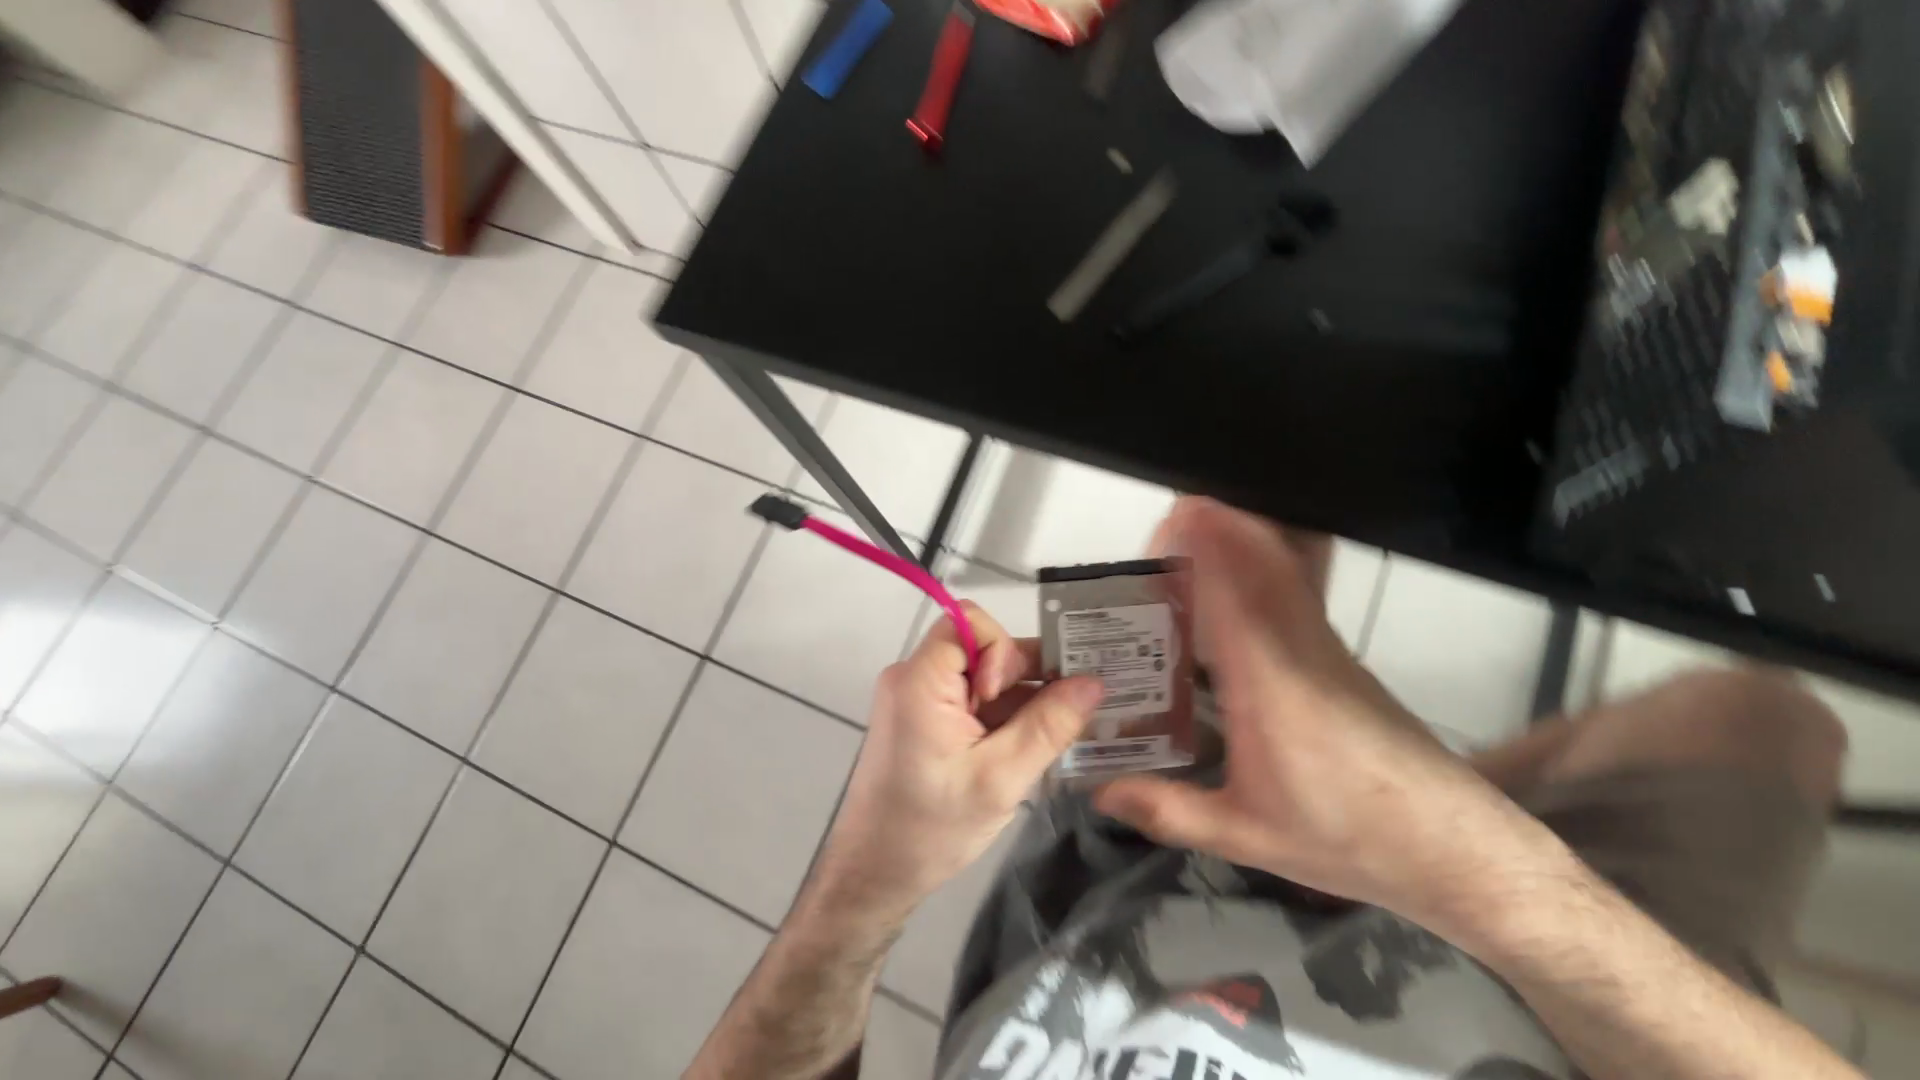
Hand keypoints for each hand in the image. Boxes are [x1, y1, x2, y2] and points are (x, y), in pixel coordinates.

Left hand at [810, 603, 1104, 915]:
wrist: (875, 874)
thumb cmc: (931, 829)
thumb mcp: (1000, 780)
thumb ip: (1047, 726)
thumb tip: (1094, 681)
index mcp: (920, 682)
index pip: (969, 623)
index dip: (1003, 650)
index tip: (1011, 699)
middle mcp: (914, 679)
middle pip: (981, 649)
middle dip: (1023, 679)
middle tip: (1061, 720)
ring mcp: (918, 701)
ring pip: (981, 677)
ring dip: (1017, 704)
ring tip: (1054, 739)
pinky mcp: (924, 722)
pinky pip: (971, 702)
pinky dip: (1002, 720)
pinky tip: (1029, 750)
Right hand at [1095, 499, 1566, 929]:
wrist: (1448, 844)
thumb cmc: (1346, 839)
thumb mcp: (1245, 836)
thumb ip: (1166, 810)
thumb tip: (1100, 789)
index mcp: (1269, 685)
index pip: (1235, 592)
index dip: (1207, 546)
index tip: (1172, 517)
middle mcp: (1301, 651)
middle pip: (1266, 563)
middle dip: (1222, 526)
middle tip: (1171, 516)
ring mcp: (1327, 649)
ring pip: (1288, 572)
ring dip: (1245, 541)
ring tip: (1194, 537)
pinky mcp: (1340, 658)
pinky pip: (1298, 593)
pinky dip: (1266, 569)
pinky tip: (1234, 590)